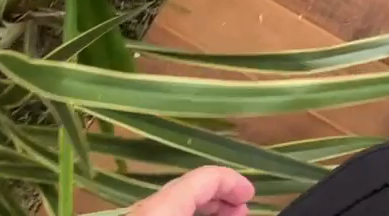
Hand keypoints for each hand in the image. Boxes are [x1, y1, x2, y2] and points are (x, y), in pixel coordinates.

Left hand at [128, 166, 255, 215]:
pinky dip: (186, 214)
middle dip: (220, 195)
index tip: (252, 196)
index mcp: (162, 205)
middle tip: (242, 210)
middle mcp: (146, 205)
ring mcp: (136, 215)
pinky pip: (165, 212)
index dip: (233, 181)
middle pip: (190, 186)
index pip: (205, 176)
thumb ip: (221, 215)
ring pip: (176, 201)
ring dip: (205, 207)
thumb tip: (241, 210)